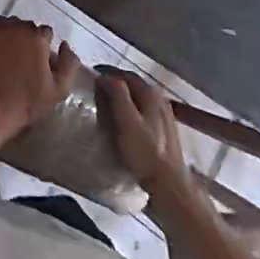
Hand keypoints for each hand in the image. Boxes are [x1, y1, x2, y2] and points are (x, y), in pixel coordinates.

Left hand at [0, 17, 78, 141]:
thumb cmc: (29, 100)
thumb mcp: (59, 88)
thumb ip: (69, 63)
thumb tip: (65, 45)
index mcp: (37, 39)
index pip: (46, 32)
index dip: (46, 45)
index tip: (42, 58)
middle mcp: (17, 29)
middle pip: (28, 26)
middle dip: (30, 38)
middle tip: (28, 56)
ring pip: (10, 23)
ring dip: (14, 32)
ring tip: (13, 49)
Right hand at [99, 69, 187, 195]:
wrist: (169, 184)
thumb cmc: (144, 153)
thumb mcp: (126, 122)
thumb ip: (117, 95)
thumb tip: (105, 76)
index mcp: (151, 93)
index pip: (125, 74)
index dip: (106, 73)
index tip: (90, 78)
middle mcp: (160, 99)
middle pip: (133, 85)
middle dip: (114, 85)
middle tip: (95, 92)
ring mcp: (164, 115)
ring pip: (138, 99)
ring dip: (122, 99)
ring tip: (105, 107)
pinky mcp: (164, 131)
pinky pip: (143, 112)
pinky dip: (130, 111)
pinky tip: (123, 123)